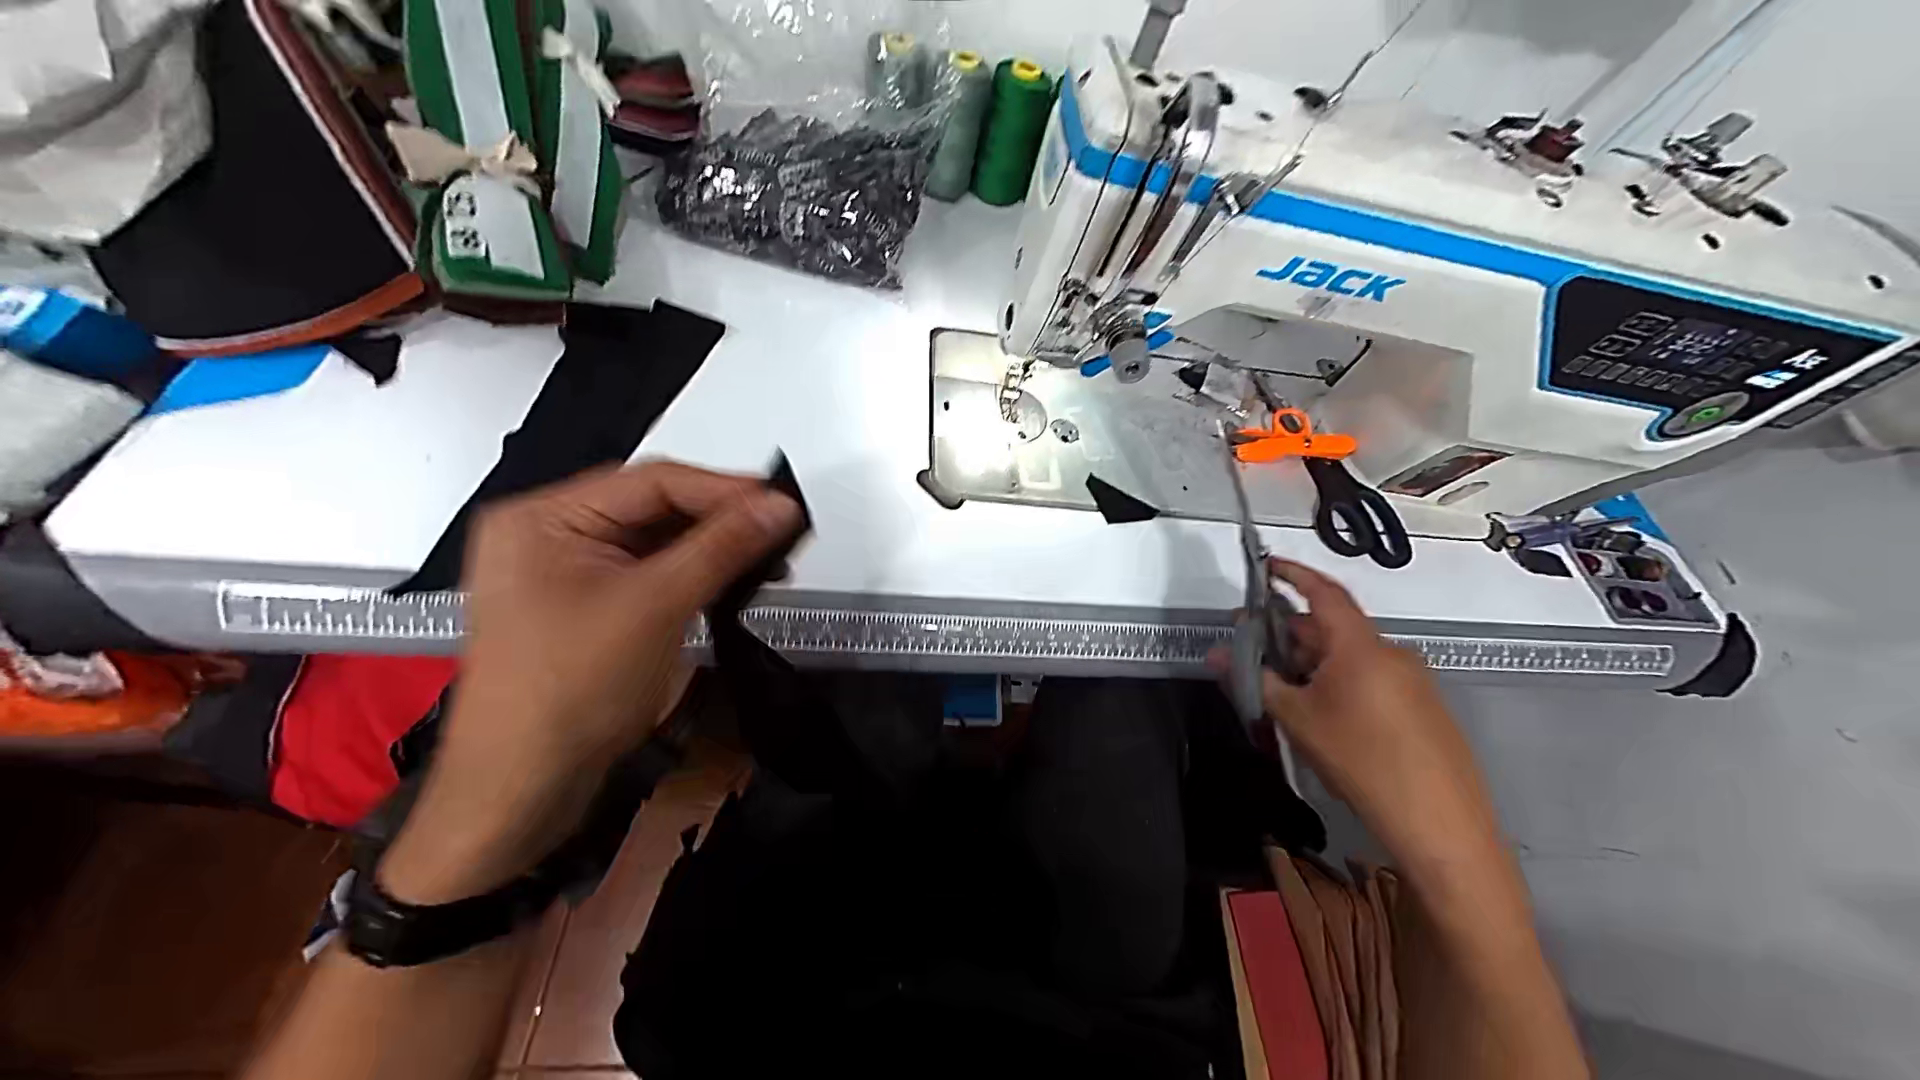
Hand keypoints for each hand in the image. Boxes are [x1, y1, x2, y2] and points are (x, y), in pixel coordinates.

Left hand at [379, 463, 802, 902]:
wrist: (526, 788)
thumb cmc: (566, 695)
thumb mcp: (656, 606)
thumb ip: (722, 548)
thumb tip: (779, 507)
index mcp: (544, 518)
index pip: (653, 482)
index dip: (724, 490)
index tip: (779, 502)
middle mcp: (551, 534)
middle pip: (655, 507)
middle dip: (720, 519)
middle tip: (778, 528)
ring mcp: (570, 570)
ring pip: (658, 540)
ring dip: (713, 547)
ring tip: (766, 556)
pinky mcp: (591, 602)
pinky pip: (653, 570)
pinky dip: (695, 573)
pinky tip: (732, 579)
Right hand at [1248, 559, 1506, 873]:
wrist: (1440, 825)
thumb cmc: (1361, 760)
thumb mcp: (1296, 719)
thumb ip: (1255, 681)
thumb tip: (1219, 656)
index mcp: (1360, 645)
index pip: (1323, 593)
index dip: (1292, 574)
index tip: (1266, 566)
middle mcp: (1390, 653)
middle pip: (1331, 629)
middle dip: (1289, 636)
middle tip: (1254, 654)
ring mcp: (1412, 680)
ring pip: (1348, 657)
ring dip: (1310, 665)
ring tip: (1281, 694)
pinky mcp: (1422, 707)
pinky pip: (1370, 679)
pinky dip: (1337, 683)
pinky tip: (1320, 718)